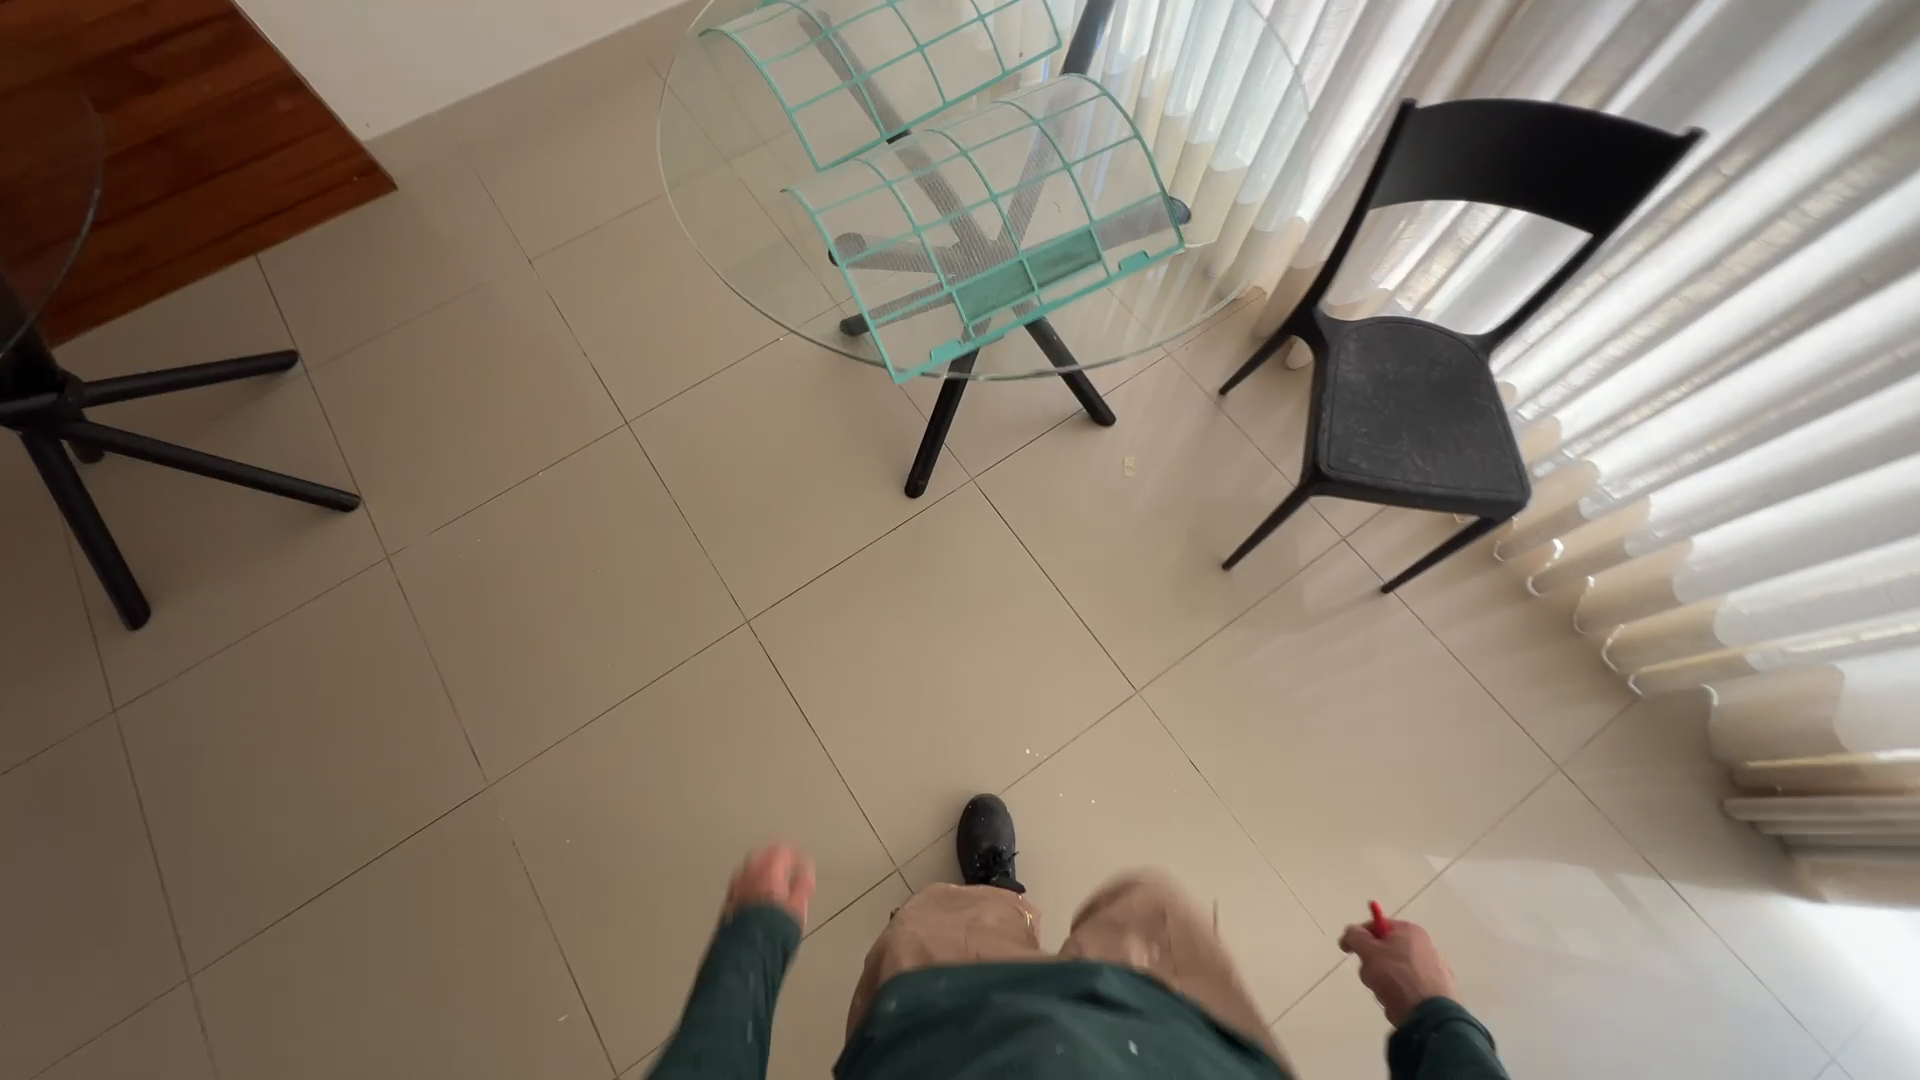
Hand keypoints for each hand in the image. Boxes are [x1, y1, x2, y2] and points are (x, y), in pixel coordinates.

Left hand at [724, 845, 815, 929]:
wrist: (749, 952)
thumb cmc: (776, 929)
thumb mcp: (799, 906)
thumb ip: (803, 883)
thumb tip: (806, 870)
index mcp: (770, 870)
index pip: (782, 850)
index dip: (794, 852)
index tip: (800, 857)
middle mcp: (750, 874)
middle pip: (762, 854)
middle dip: (773, 854)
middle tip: (784, 859)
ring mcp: (736, 887)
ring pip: (748, 866)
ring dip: (759, 866)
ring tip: (768, 874)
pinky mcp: (727, 902)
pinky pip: (739, 882)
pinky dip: (748, 880)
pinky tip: (752, 890)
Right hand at [1339, 917, 1457, 1026]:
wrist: (1430, 1017)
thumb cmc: (1396, 977)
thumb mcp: (1368, 952)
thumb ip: (1355, 936)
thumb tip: (1352, 932)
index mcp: (1410, 931)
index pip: (1376, 925)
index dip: (1358, 936)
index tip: (1347, 950)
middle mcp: (1426, 946)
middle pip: (1385, 950)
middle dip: (1372, 964)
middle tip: (1370, 976)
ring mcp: (1436, 970)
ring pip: (1396, 971)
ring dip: (1384, 981)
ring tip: (1385, 994)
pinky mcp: (1440, 992)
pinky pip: (1410, 988)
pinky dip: (1401, 994)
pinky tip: (1399, 1004)